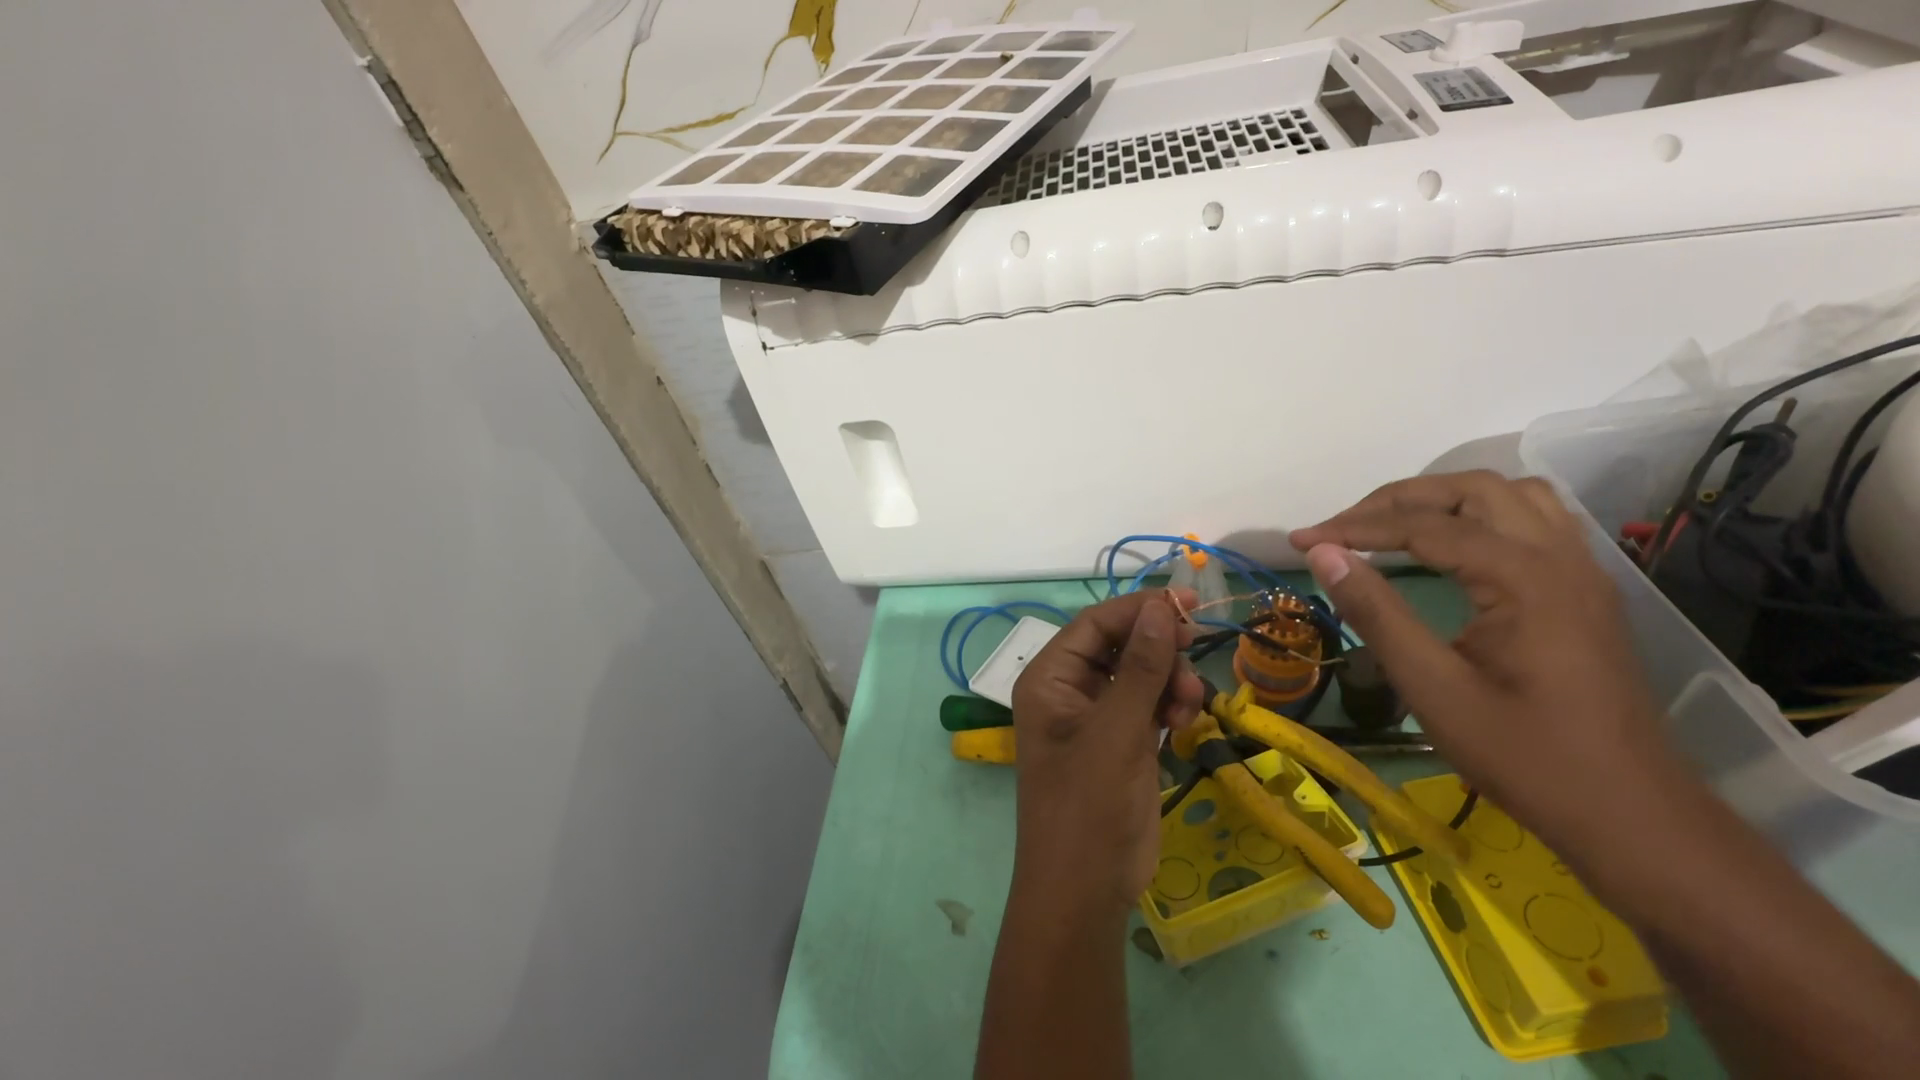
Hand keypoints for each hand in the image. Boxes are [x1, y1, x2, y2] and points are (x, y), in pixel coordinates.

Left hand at [1008, 590, 1204, 916]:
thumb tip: (1160, 607)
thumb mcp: (1116, 732)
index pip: (1094, 624)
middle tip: (1194, 651)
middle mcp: (1068, 692)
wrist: (1085, 888)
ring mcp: (1096, 719)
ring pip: (1139, 674)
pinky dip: (1170, 704)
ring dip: (1169, 678)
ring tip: (1189, 703)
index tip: (1188, 605)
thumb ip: (1140, 667)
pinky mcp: (1121, 744)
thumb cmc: (1088, 806)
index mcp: (1049, 679)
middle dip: (1158, 647)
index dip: (1139, 609)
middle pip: (1118, 644)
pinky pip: (1149, 704)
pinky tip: (1186, 719)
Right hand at [1289, 471, 1685, 854]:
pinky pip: (1537, 522)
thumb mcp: (1433, 689)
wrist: (1628, 812)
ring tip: (1396, 527)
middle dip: (1398, 500)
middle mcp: (1559, 556)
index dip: (1355, 527)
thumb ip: (1377, 614)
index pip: (1424, 526)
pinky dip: (1486, 516)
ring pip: (1513, 496)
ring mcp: (1583, 571)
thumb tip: (1324, 555)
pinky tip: (1458, 547)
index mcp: (1522, 577)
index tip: (1301, 540)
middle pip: (1473, 490)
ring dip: (1447, 499)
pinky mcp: (1588, 592)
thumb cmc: (1523, 756)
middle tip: (1343, 527)